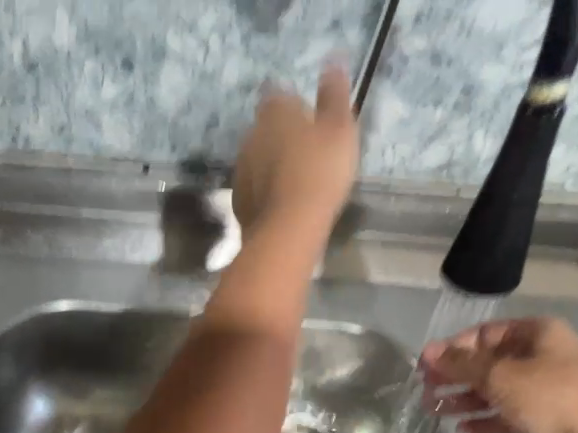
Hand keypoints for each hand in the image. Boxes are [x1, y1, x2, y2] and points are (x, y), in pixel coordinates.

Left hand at [232, 65, 359, 234]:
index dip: (290, 101)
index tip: (303, 113)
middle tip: (304, 147)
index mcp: (274, 112)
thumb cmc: (319, 171)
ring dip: (271, 162)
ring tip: (294, 176)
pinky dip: (264, 189)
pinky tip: (281, 200)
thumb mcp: (339, 128)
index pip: (276, 93)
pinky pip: (253, 186)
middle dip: (280, 132)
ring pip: (257, 157)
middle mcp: (250, 135)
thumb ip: (334, 94)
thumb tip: (333, 59)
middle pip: (264, 126)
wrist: (288, 227)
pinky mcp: (238, 200)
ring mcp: (240, 169)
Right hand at [425, 317, 577, 432]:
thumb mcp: (500, 375)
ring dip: (466, 400)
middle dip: (456, 377)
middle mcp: (542, 356)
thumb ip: (462, 364)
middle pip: (489, 363)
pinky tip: (464, 431)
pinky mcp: (547, 419)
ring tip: (436, 412)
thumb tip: (427, 352)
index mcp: (536, 334)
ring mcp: (546, 389)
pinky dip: (486, 421)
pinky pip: (508, 416)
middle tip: (426, 391)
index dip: (453, 348)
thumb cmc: (552, 395)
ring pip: (496, 391)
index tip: (425, 367)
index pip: (485, 333)